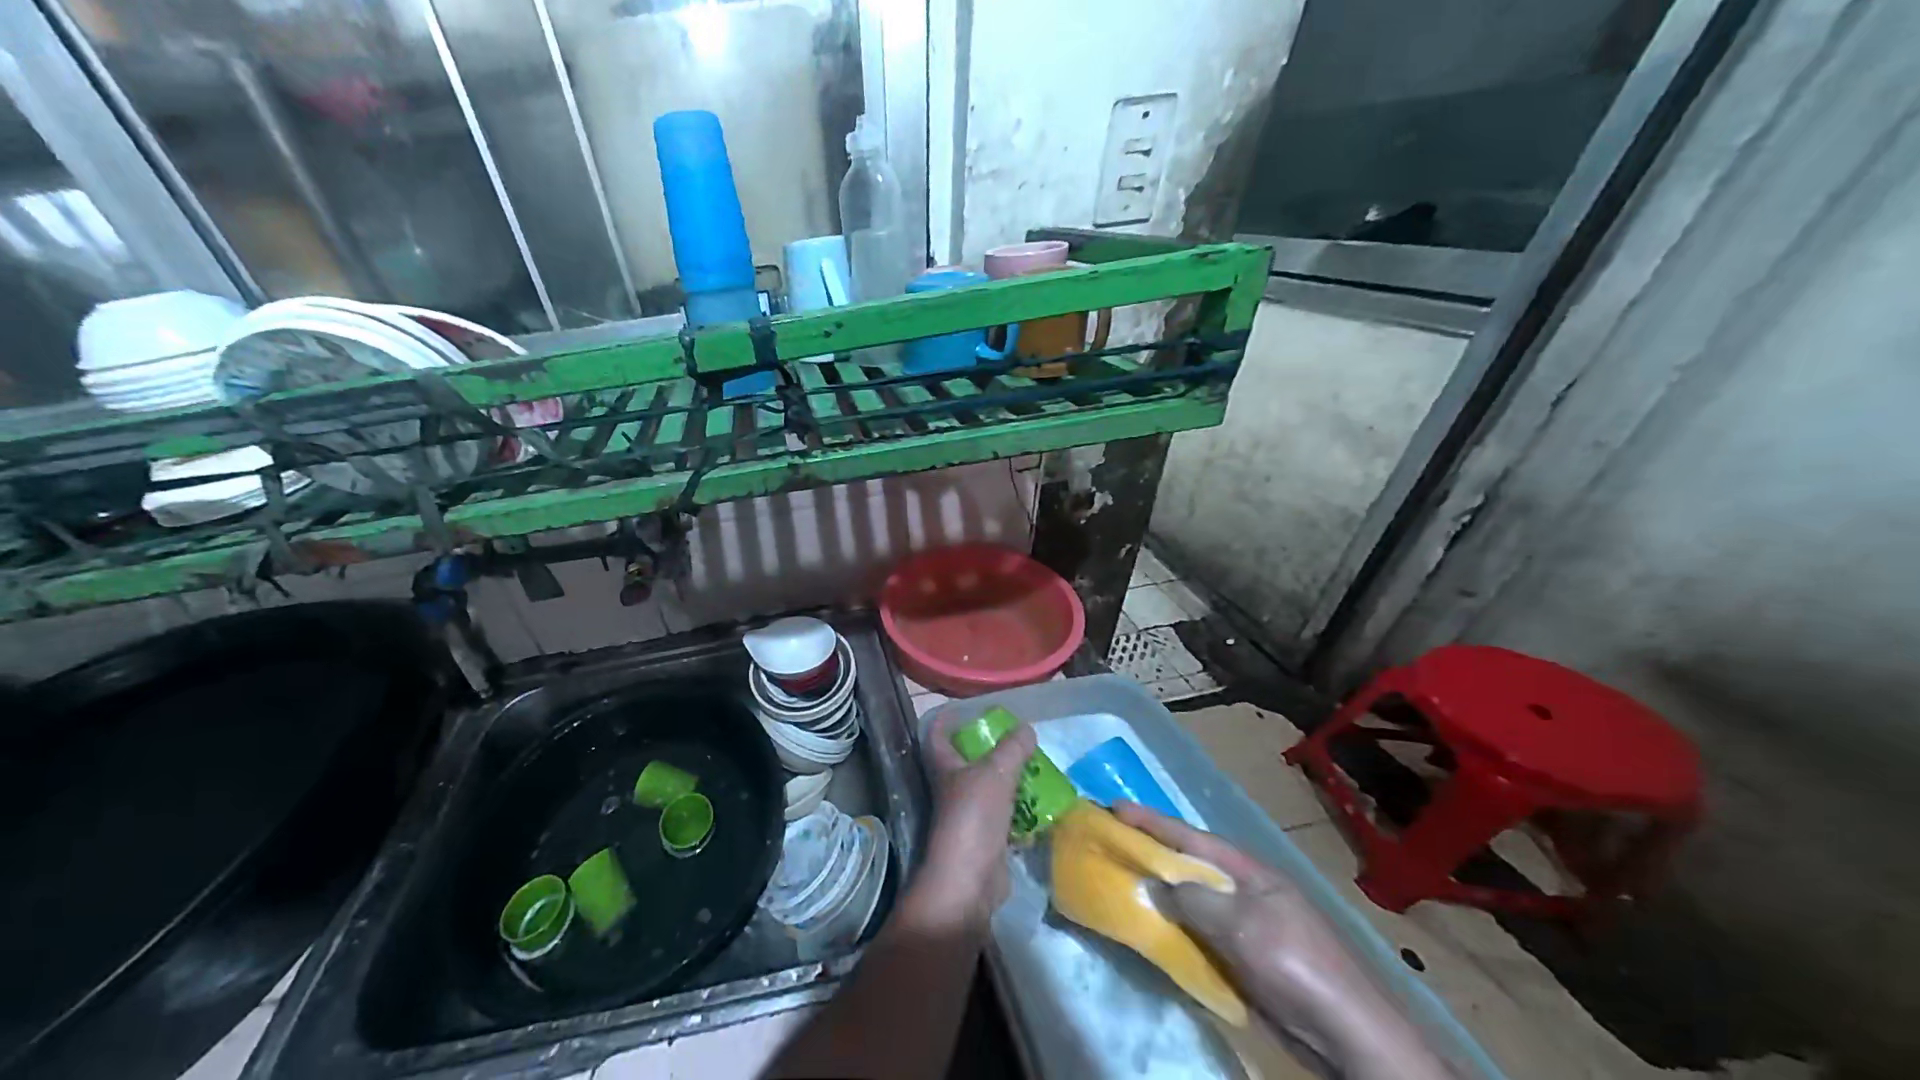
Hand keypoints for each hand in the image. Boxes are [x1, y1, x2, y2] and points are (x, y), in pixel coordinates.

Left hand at [904, 710, 1037, 932]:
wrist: (969, 880)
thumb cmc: (974, 817)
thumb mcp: (995, 773)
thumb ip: (1012, 749)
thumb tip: (1026, 728)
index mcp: (945, 767)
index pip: (936, 734)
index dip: (948, 719)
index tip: (970, 708)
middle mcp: (954, 788)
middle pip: (969, 760)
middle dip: (993, 749)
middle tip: (1020, 738)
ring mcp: (970, 815)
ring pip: (991, 788)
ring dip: (1012, 779)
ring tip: (1040, 767)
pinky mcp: (987, 838)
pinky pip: (1007, 816)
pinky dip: (1023, 810)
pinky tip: (1044, 803)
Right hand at [1113, 802, 1455, 1079]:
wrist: (1344, 1030)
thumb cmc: (1293, 963)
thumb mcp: (1240, 924)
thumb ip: (1193, 899)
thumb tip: (1155, 882)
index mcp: (1248, 871)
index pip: (1191, 838)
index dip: (1152, 821)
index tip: (1113, 806)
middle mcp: (1244, 891)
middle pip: (1189, 866)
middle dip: (1151, 853)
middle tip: (1111, 843)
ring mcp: (1245, 924)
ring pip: (1191, 901)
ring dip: (1159, 894)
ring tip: (1121, 882)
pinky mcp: (1244, 956)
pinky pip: (1198, 933)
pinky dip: (1173, 928)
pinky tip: (1151, 930)